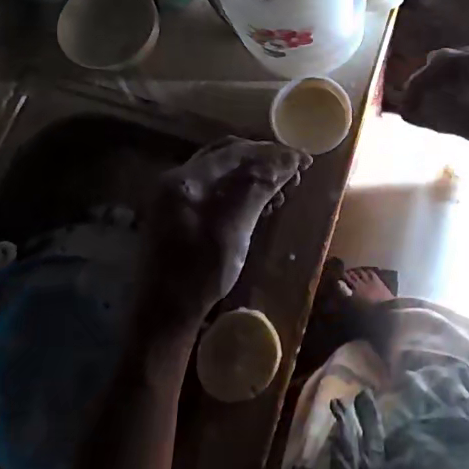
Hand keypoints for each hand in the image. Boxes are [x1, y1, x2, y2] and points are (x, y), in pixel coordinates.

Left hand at [136, 137, 308, 339]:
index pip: (236, 152)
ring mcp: (177, 198)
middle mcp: (177, 180)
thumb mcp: (233, 230)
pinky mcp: (181, 214)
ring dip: (255, 175)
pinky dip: (241, 192)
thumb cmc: (198, 275)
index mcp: (185, 180)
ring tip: (284, 188)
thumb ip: (257, 189)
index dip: (273, 153)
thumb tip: (287, 159)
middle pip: (227, 156)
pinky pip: (216, 190)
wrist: (163, 316)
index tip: (305, 160)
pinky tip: (262, 204)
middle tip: (295, 172)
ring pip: (223, 172)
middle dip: (264, 160)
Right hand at [400, 48, 468, 181]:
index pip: (447, 62)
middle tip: (412, 105)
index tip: (404, 101)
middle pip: (455, 65)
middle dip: (430, 83)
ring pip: (467, 78)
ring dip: (444, 92)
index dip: (421, 81)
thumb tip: (408, 111)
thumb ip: (443, 116)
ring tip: (425, 113)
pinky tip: (451, 118)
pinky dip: (460, 101)